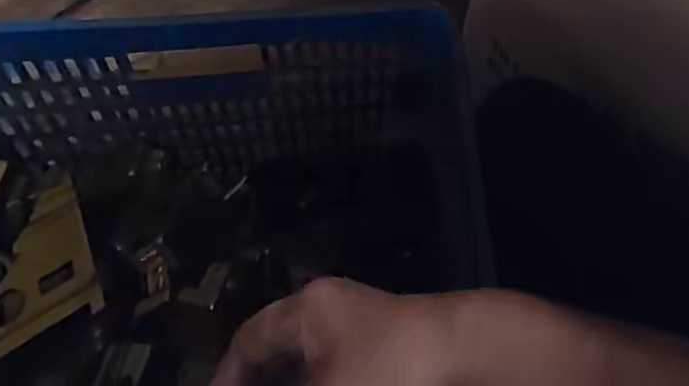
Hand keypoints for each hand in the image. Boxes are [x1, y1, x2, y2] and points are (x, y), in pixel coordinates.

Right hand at [211, 278, 454, 385]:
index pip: (250, 337)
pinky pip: (332, 371)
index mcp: (309, 309)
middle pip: (275, 350)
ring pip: (304, 365)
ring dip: (285, 383)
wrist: (463, 356)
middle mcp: (328, 312)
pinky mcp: (381, 353)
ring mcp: (356, 331)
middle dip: (257, 382)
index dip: (226, 377)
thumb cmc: (387, 371)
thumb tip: (268, 384)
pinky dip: (314, 382)